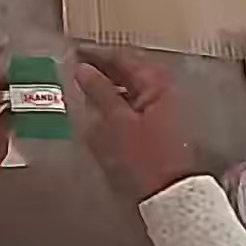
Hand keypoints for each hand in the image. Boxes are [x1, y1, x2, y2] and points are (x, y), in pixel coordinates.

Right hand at [73, 50, 195, 199]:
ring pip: (130, 87)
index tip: (73, 50)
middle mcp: (163, 89)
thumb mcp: (117, 123)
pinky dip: (116, 100)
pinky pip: (134, 103)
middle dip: (102, 67)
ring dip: (108, 84)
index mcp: (156, 82)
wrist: (171, 195)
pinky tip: (99, 107)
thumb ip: (99, 92)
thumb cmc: (144, 157)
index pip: (123, 57)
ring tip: (81, 85)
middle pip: (129, 70)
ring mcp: (164, 107)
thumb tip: (82, 68)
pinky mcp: (160, 124)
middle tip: (74, 65)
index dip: (97, 53)